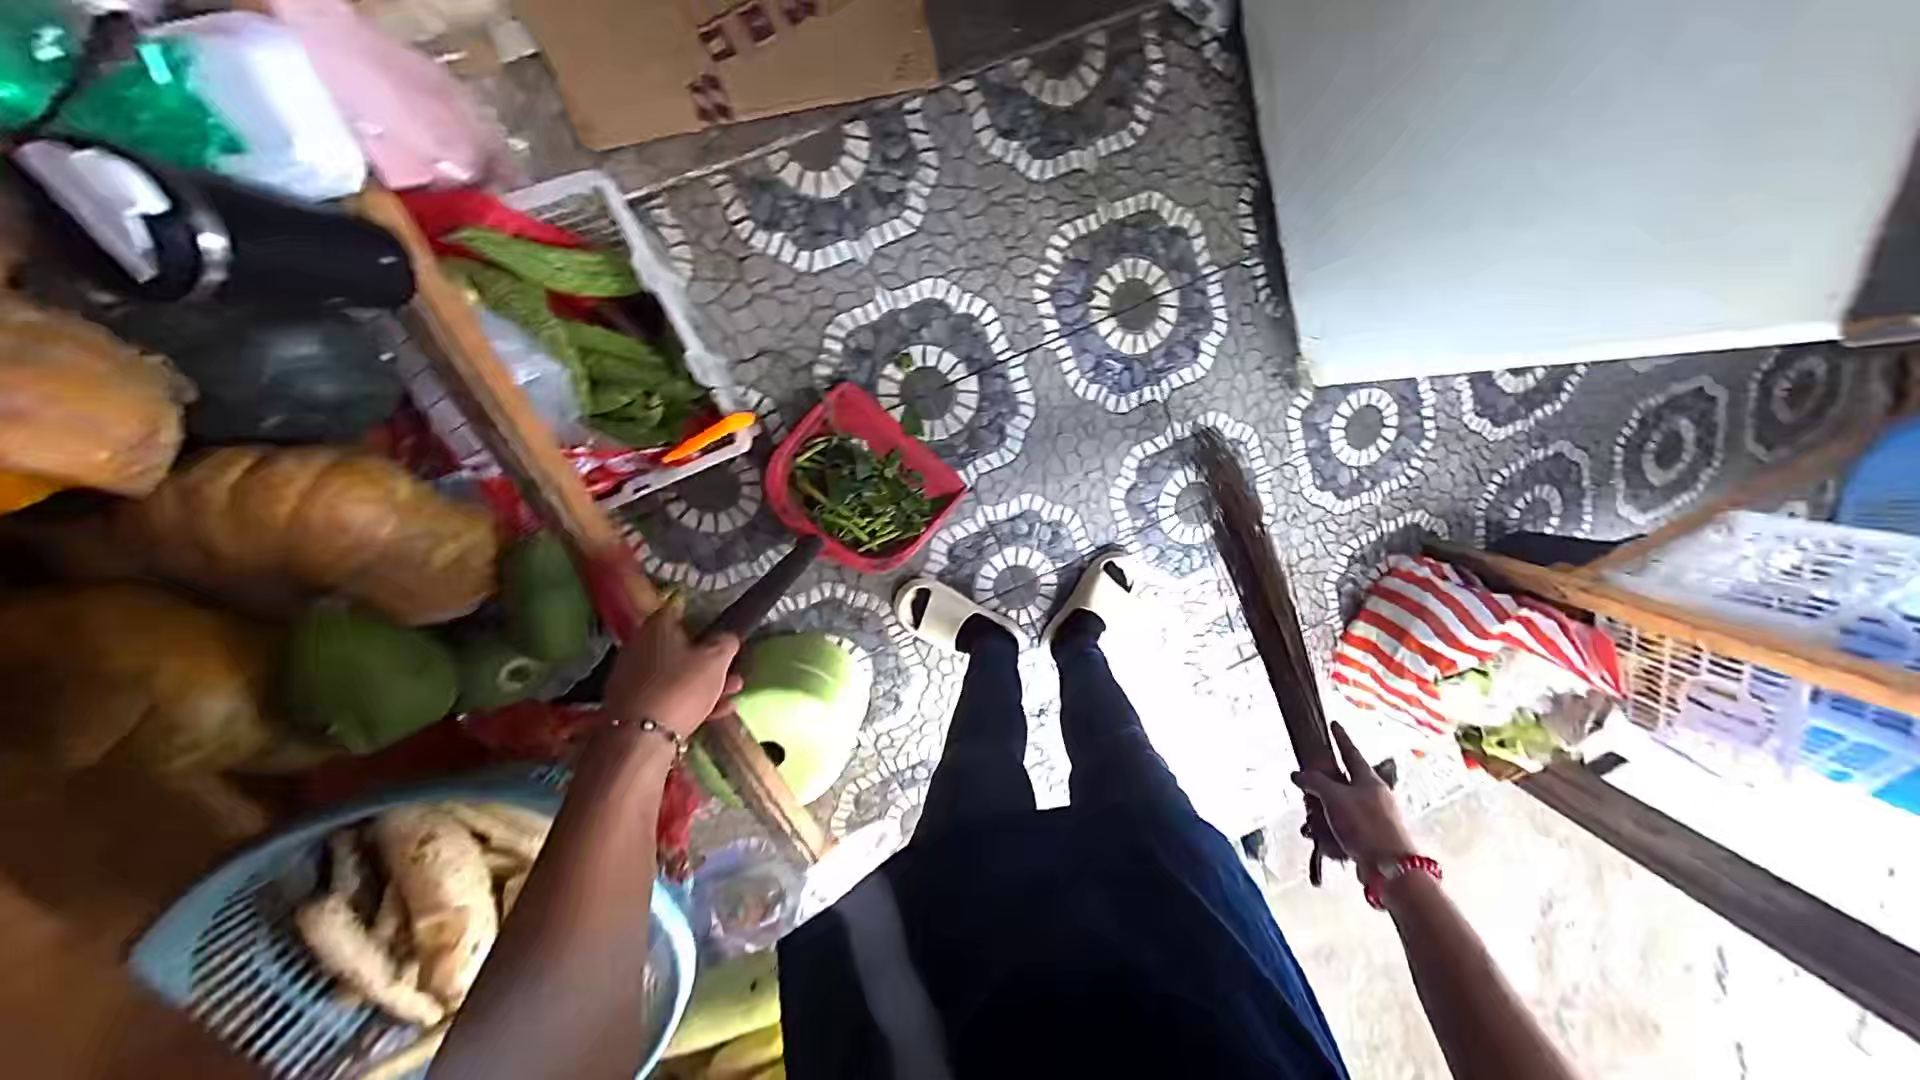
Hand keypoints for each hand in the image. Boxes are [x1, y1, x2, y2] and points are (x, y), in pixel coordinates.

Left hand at [604, 603, 742, 737]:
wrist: (639, 739)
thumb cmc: (680, 687)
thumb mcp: (715, 660)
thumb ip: (725, 642)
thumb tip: (726, 636)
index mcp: (656, 627)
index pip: (678, 607)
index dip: (700, 611)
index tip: (719, 621)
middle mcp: (639, 647)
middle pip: (678, 644)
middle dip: (708, 655)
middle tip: (732, 663)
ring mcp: (633, 678)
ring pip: (676, 672)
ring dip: (705, 680)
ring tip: (734, 689)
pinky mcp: (634, 706)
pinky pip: (668, 695)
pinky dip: (692, 700)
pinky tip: (719, 710)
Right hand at [1291, 721, 1417, 870]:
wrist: (1391, 868)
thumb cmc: (1364, 825)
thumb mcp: (1334, 797)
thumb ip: (1314, 782)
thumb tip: (1298, 774)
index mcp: (1369, 779)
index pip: (1351, 752)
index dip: (1341, 738)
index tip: (1334, 724)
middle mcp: (1374, 795)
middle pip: (1343, 781)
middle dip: (1322, 785)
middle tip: (1307, 786)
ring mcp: (1375, 816)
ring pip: (1340, 805)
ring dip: (1322, 812)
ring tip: (1310, 821)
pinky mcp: (1371, 836)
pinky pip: (1343, 826)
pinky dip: (1329, 829)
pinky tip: (1319, 837)